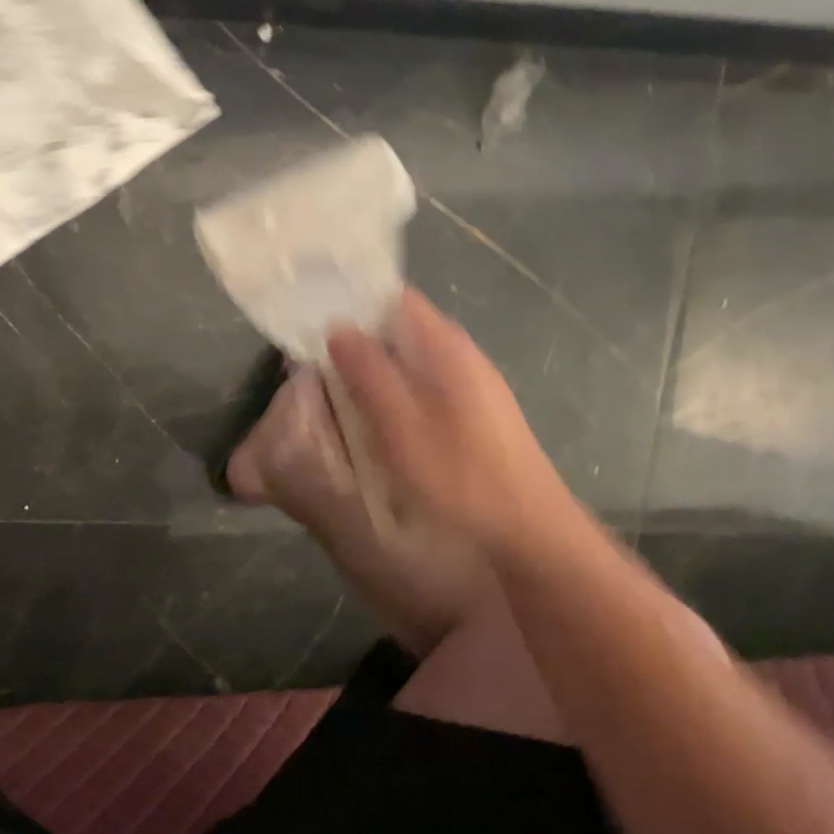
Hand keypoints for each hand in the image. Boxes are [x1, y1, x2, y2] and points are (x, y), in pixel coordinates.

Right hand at [327, 288, 574, 551]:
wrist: (530, 536)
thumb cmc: (461, 480)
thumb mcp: (402, 428)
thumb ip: (368, 375)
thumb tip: (335, 328)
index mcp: (445, 349)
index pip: (392, 297)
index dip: (349, 298)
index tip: (306, 313)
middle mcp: (459, 357)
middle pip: (395, 327)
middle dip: (350, 337)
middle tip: (303, 359)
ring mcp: (468, 386)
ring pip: (403, 359)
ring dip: (365, 367)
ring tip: (322, 386)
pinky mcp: (468, 415)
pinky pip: (414, 386)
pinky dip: (383, 391)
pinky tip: (363, 419)